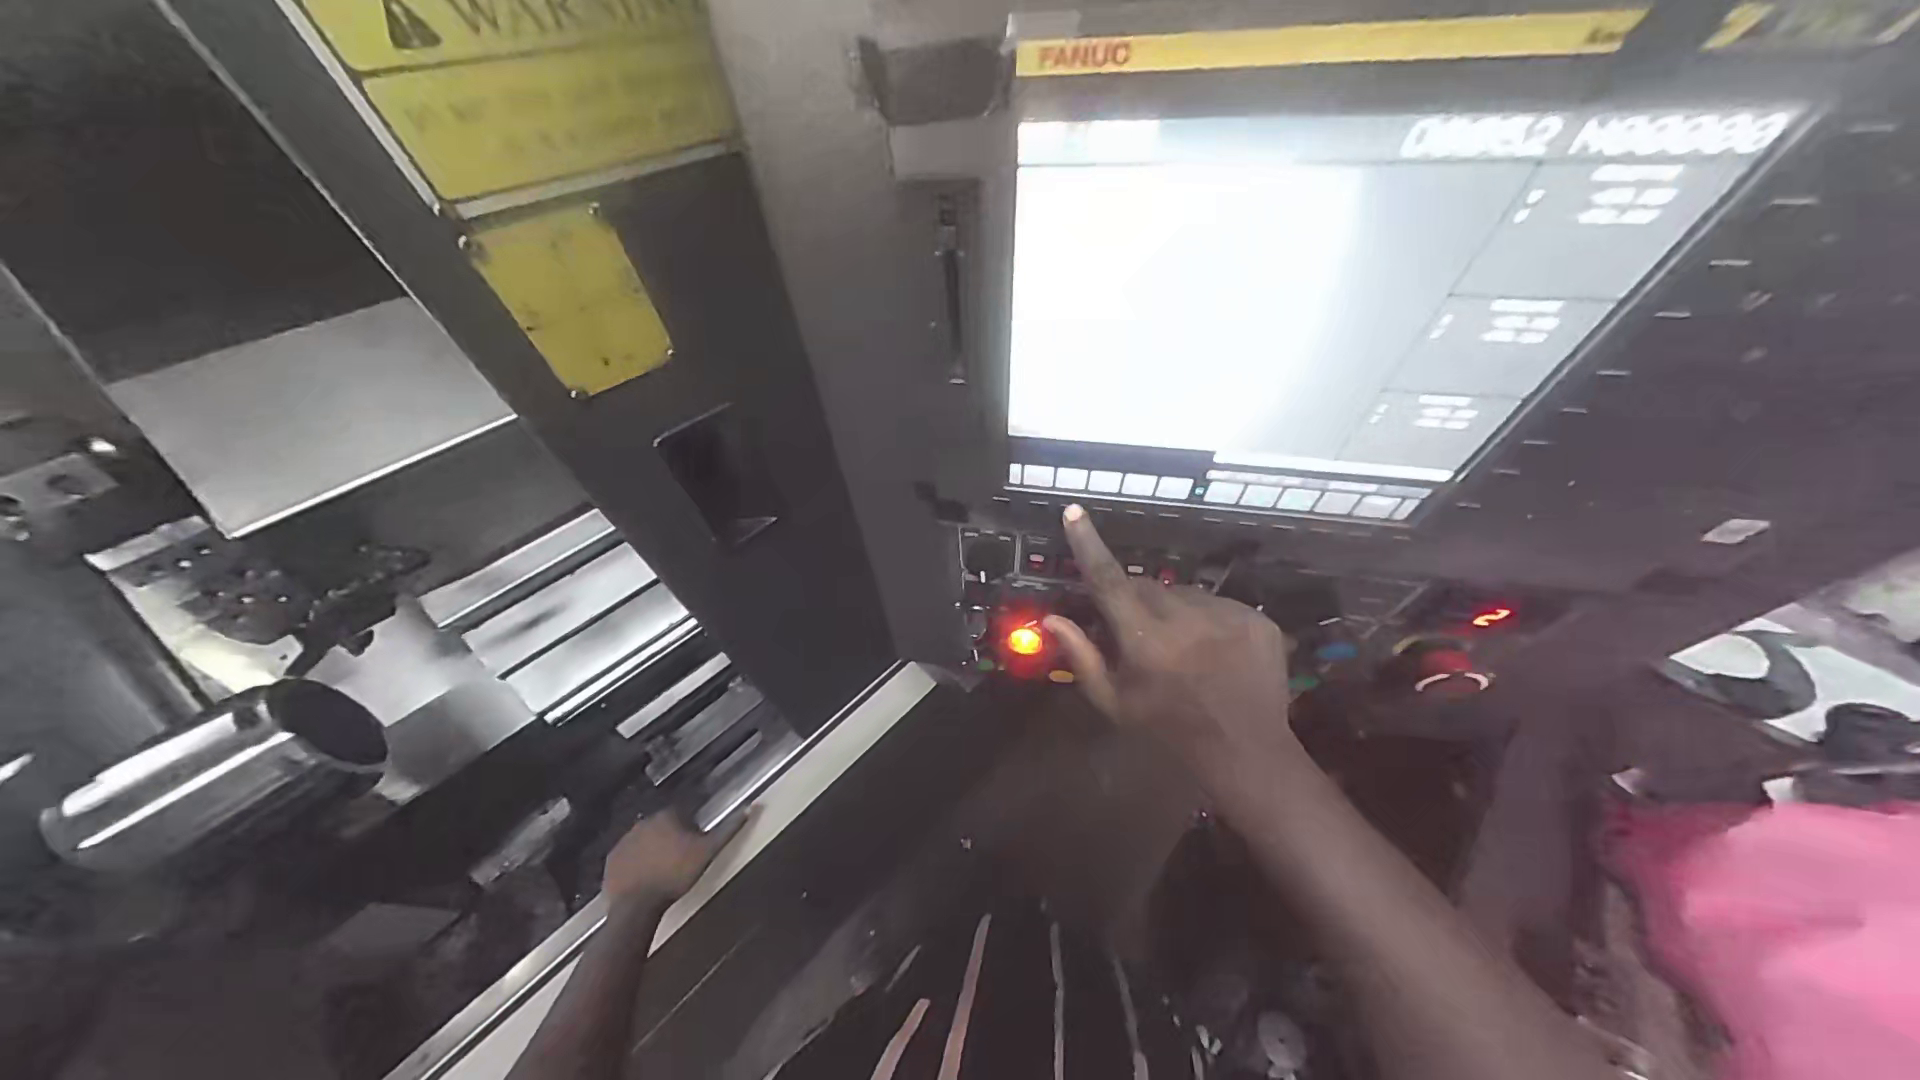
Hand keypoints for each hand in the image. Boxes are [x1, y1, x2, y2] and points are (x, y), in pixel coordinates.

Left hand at [603, 809, 746, 907]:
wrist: (636, 907)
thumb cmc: (675, 875)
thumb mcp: (708, 852)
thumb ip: (729, 829)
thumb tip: (750, 807)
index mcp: (667, 815)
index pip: (684, 814)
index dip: (691, 829)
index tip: (694, 847)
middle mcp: (644, 821)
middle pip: (664, 825)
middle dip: (672, 838)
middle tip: (680, 861)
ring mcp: (624, 840)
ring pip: (645, 839)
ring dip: (654, 849)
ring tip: (663, 872)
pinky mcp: (611, 859)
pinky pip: (628, 855)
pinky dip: (636, 862)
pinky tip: (644, 878)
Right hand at [1043, 504, 1311, 792]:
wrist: (1246, 750)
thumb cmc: (1169, 729)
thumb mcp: (1115, 702)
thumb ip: (1082, 657)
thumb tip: (1053, 619)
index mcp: (1146, 641)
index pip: (1109, 581)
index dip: (1088, 544)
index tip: (1075, 512)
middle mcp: (1187, 619)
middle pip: (1146, 588)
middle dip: (1134, 603)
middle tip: (1140, 636)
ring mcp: (1227, 615)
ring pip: (1182, 593)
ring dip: (1172, 610)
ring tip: (1183, 647)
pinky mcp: (1256, 618)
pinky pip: (1217, 602)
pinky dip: (1206, 617)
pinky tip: (1213, 649)